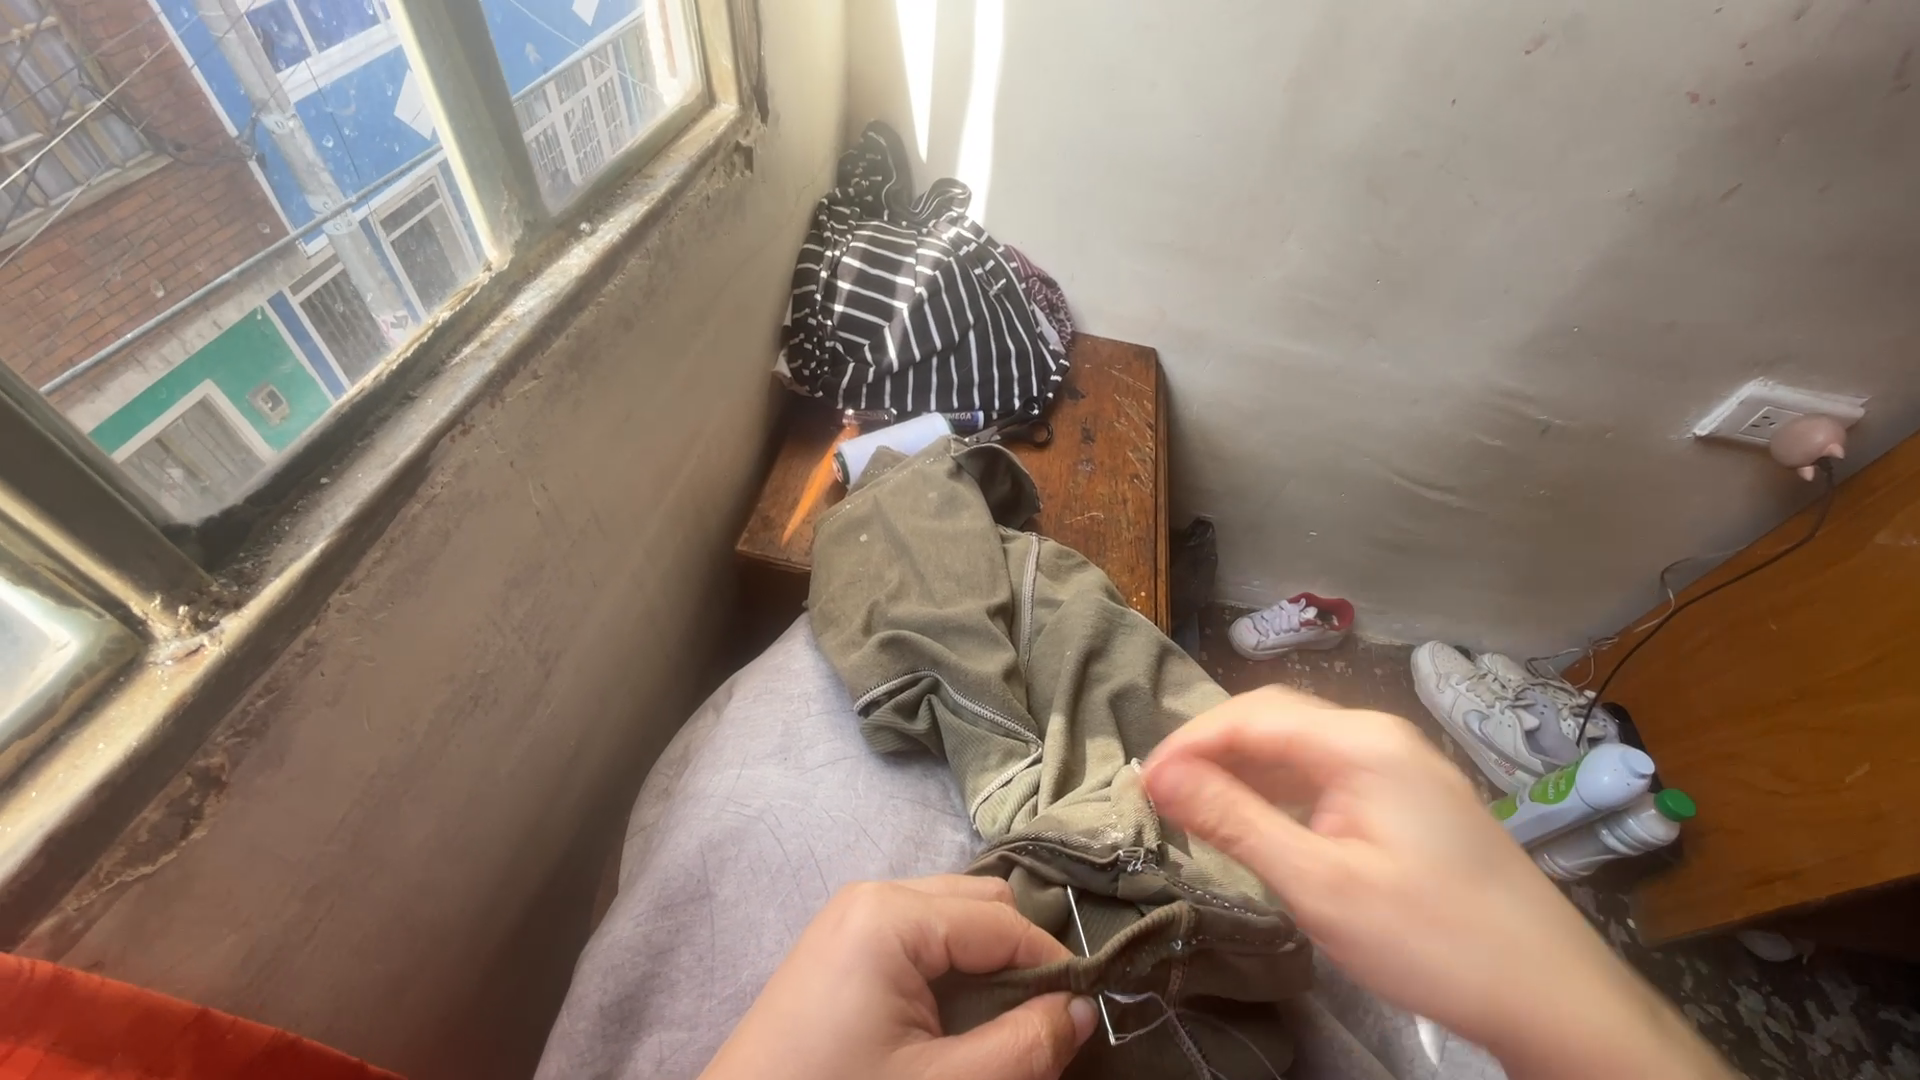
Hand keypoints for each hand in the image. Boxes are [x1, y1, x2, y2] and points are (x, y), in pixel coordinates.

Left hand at [700, 875, 1097, 1079]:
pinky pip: (919, 930)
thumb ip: (1022, 1047)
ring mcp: (852, 913)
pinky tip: (950, 1015)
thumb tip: (1083, 1009)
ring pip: (951, 911)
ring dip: (986, 958)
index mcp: (892, 914)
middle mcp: (873, 893)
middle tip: (1037, 1021)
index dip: (1051, 963)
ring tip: (996, 1024)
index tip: (1087, 1011)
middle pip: (978, 900)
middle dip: (1018, 955)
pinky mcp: (842, 940)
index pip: (1001, 921)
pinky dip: (950, 962)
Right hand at [1141, 687, 1733, 1079]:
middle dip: (1210, 748)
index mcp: (1360, 743)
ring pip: (1297, 743)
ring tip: (1196, 803)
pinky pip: (1325, 769)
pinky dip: (1278, 785)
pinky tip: (1259, 815)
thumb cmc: (1432, 941)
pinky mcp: (1408, 794)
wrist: (1559, 1000)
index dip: (1187, 744)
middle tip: (1163, 792)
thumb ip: (1235, 821)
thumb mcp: (1319, 885)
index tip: (1143, 785)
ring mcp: (1399, 762)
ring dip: (1242, 766)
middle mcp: (1378, 735)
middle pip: (1272, 717)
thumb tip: (1159, 776)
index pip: (1248, 717)